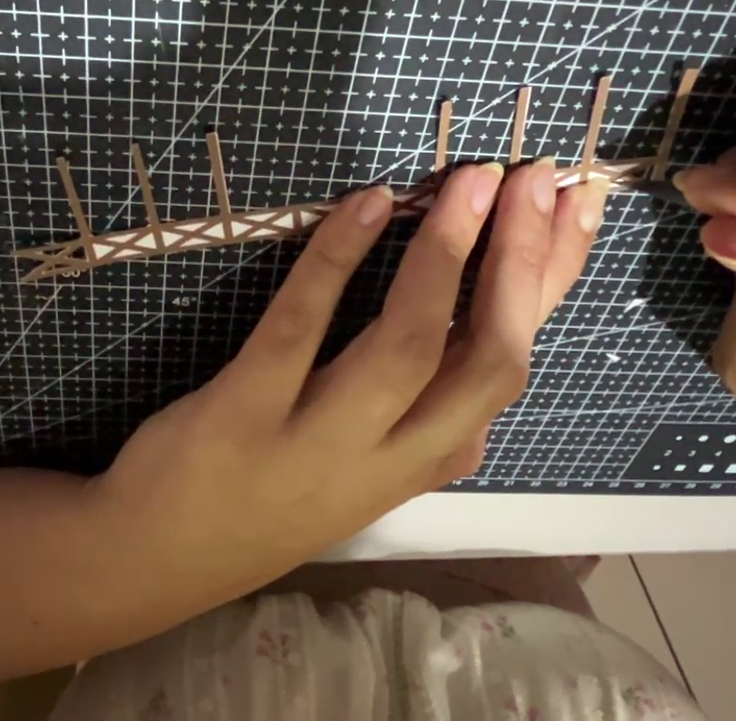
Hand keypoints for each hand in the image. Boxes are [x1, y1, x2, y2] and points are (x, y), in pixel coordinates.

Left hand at [92, 160, 604, 598]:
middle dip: (522, 264)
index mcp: (426, 460)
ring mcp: (317, 441)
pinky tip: (363, 203)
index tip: (575, 209)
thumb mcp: (367, 472)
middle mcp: (389, 458)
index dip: (551, 282)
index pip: (512, 367)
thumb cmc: (270, 494)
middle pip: (486, 359)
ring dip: (446, 255)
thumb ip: (429, 423)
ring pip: (406, 345)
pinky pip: (300, 325)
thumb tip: (494, 347)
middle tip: (535, 179)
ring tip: (468, 183)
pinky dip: (338, 259)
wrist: (161, 556)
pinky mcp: (245, 414)